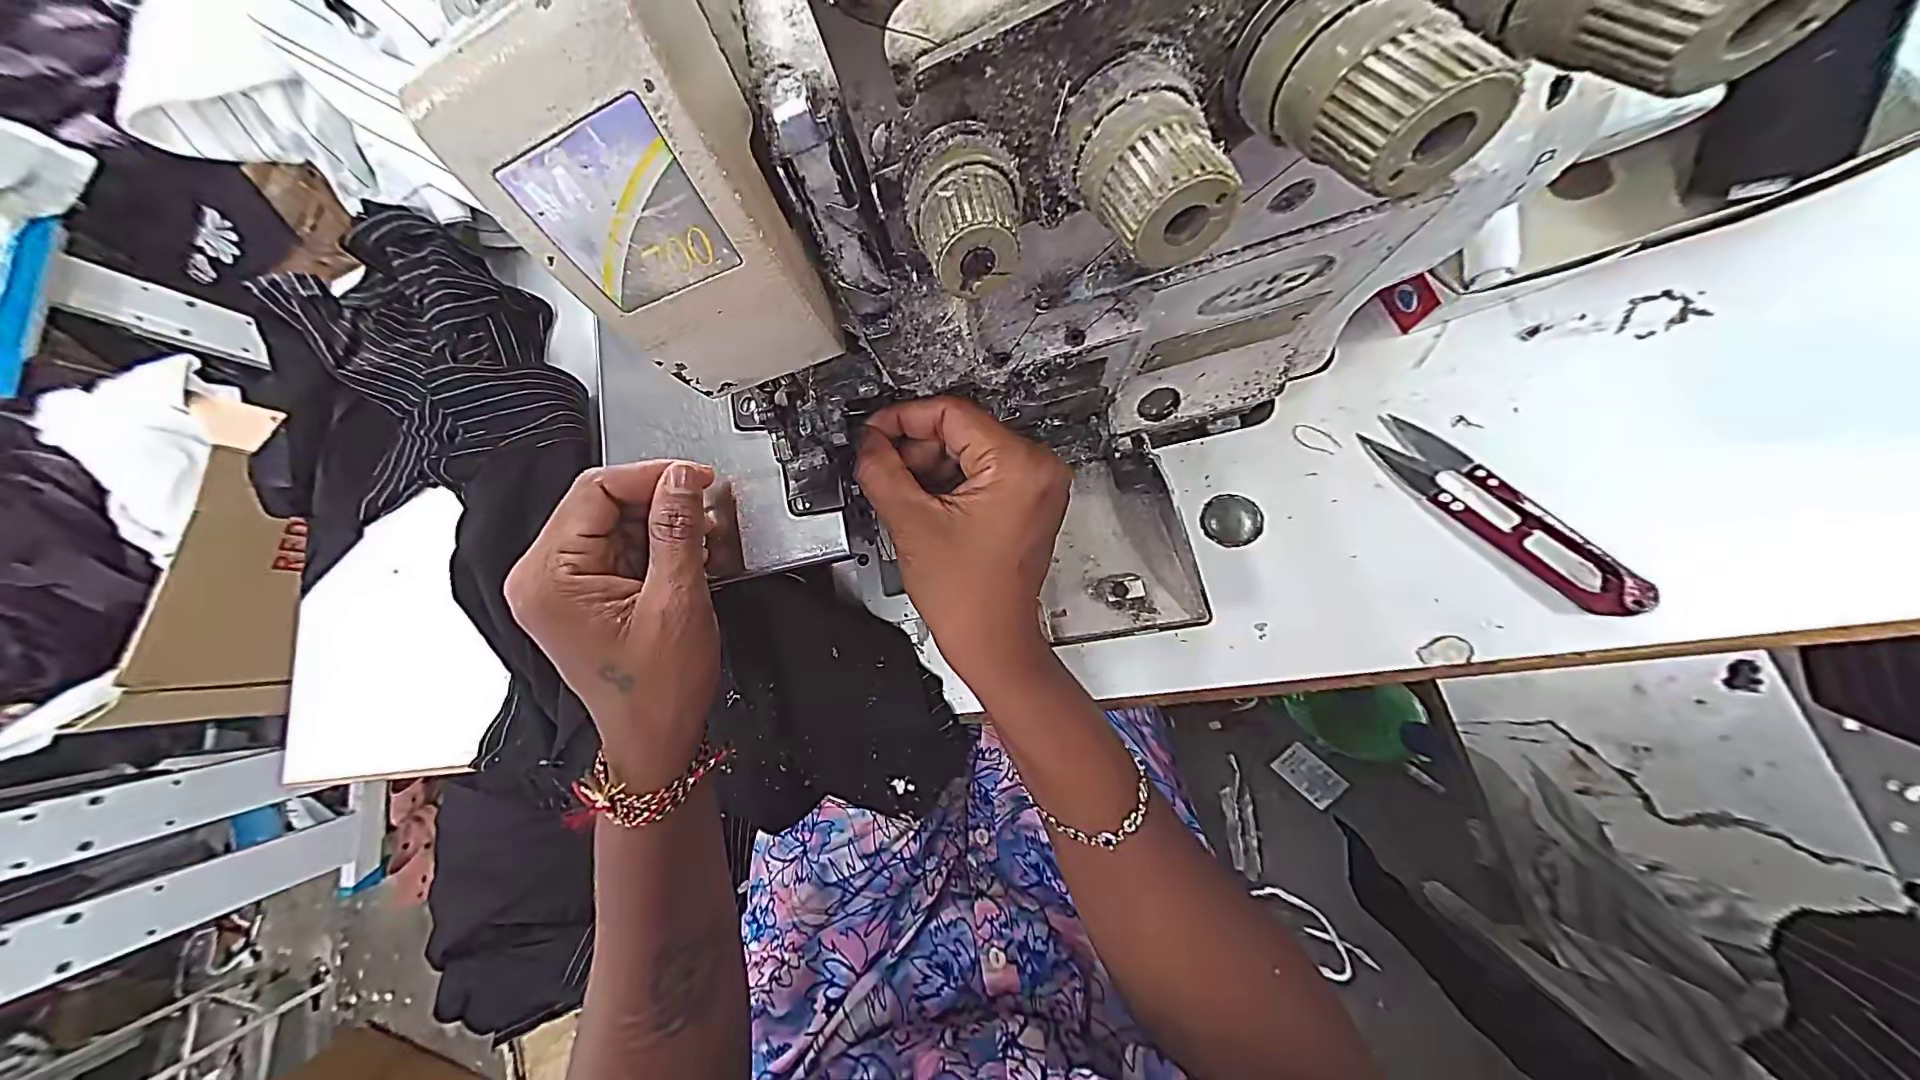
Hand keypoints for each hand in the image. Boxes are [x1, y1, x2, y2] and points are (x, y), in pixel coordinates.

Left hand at [505, 460, 719, 789]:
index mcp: (549, 578)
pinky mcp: (587, 594)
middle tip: (709, 514)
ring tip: (705, 548)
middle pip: (606, 505)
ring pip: (621, 525)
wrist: (656, 738)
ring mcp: (564, 587)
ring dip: (669, 529)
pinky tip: (691, 562)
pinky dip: (663, 549)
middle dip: (664, 506)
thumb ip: (678, 531)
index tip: (696, 478)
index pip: (595, 491)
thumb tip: (680, 480)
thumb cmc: (656, 692)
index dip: (653, 477)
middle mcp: (544, 578)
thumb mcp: (676, 602)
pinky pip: (626, 550)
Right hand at [854, 396, 1070, 670]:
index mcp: (1019, 466)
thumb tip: (870, 442)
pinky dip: (949, 482)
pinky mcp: (1028, 500)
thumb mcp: (911, 522)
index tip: (877, 432)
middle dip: (916, 449)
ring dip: (930, 467)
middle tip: (885, 469)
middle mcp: (1038, 469)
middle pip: (961, 430)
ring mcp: (1037, 485)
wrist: (992, 638)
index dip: (904, 419)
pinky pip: (982, 472)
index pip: (952, 413)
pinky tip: (928, 506)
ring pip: (969, 450)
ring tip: (907, 498)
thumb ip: (881, 470)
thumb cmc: (969, 598)